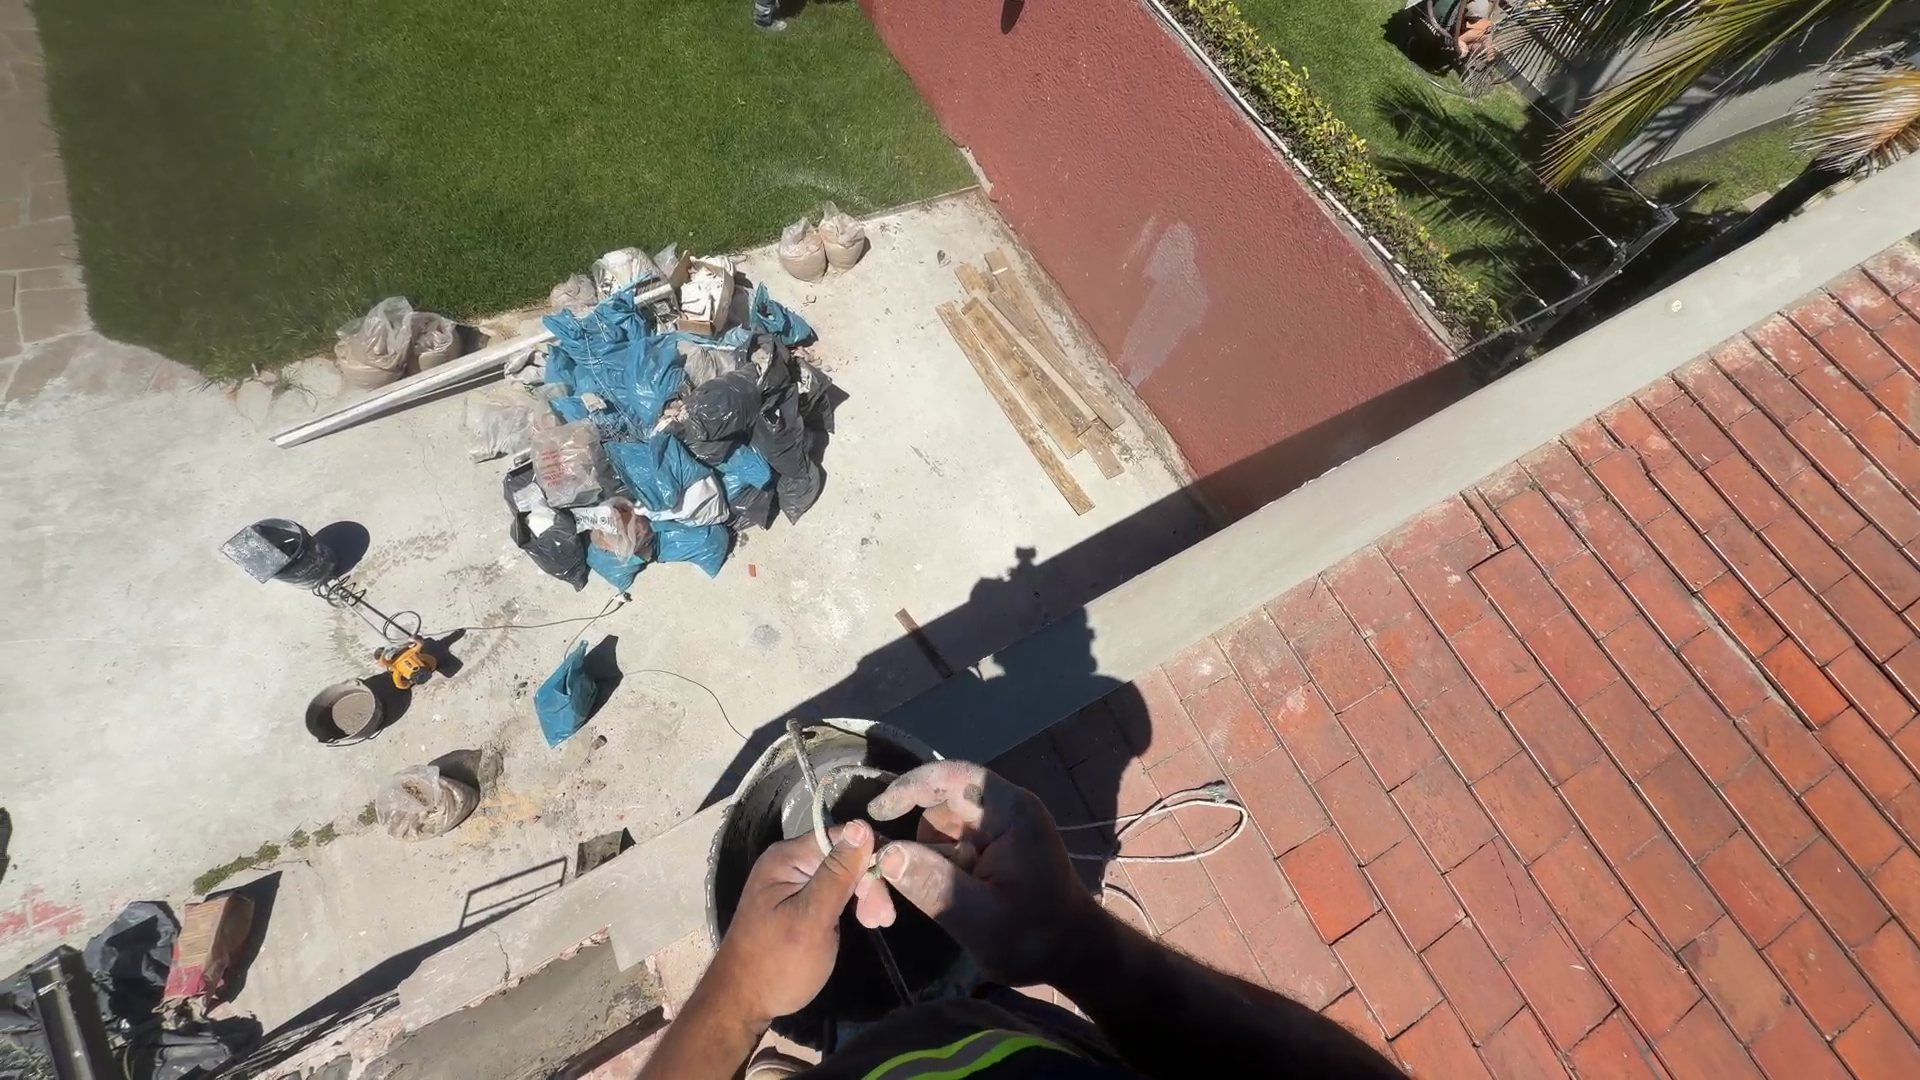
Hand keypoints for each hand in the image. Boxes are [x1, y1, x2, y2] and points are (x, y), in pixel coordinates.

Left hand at [707, 820, 875, 1026]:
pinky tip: (867, 920)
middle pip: (843, 856)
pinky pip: (835, 891)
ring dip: (864, 895)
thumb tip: (863, 826)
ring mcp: (795, 883)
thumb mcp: (812, 919)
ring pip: (843, 875)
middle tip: (884, 917)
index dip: (869, 853)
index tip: (893, 878)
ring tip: (878, 922)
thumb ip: (838, 873)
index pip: (841, 836)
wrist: (740, 1007)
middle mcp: (791, 862)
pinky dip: (853, 904)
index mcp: (788, 857)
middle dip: (867, 881)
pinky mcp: (802, 902)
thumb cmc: (777, 963)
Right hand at [861, 761, 1104, 985]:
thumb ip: (934, 885)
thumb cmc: (1036, 937)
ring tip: (909, 907)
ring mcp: (996, 826)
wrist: (1071, 956)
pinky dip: (931, 868)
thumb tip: (885, 854)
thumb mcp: (980, 919)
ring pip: (937, 829)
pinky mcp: (990, 846)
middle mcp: (1003, 808)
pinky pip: (947, 845)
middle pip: (939, 807)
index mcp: (1010, 811)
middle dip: (910, 845)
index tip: (877, 813)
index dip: (912, 787)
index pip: (954, 776)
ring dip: (919, 861)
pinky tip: (931, 900)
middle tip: (878, 889)